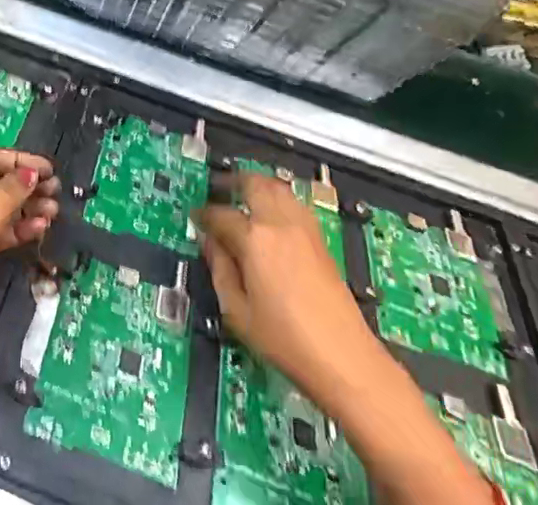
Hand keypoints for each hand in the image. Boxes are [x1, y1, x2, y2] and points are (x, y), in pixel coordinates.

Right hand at [197, 175, 380, 396]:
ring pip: (278, 187)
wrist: (341, 356)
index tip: (196, 218)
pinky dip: (278, 198)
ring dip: (258, 185)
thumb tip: (211, 245)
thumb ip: (220, 269)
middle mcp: (280, 224)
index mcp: (255, 240)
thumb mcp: (237, 310)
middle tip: (218, 188)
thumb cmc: (285, 339)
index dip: (204, 214)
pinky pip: (294, 203)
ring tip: (244, 194)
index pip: (221, 215)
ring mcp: (304, 229)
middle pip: (255, 184)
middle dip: (233, 181)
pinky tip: (271, 213)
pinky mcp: (320, 240)